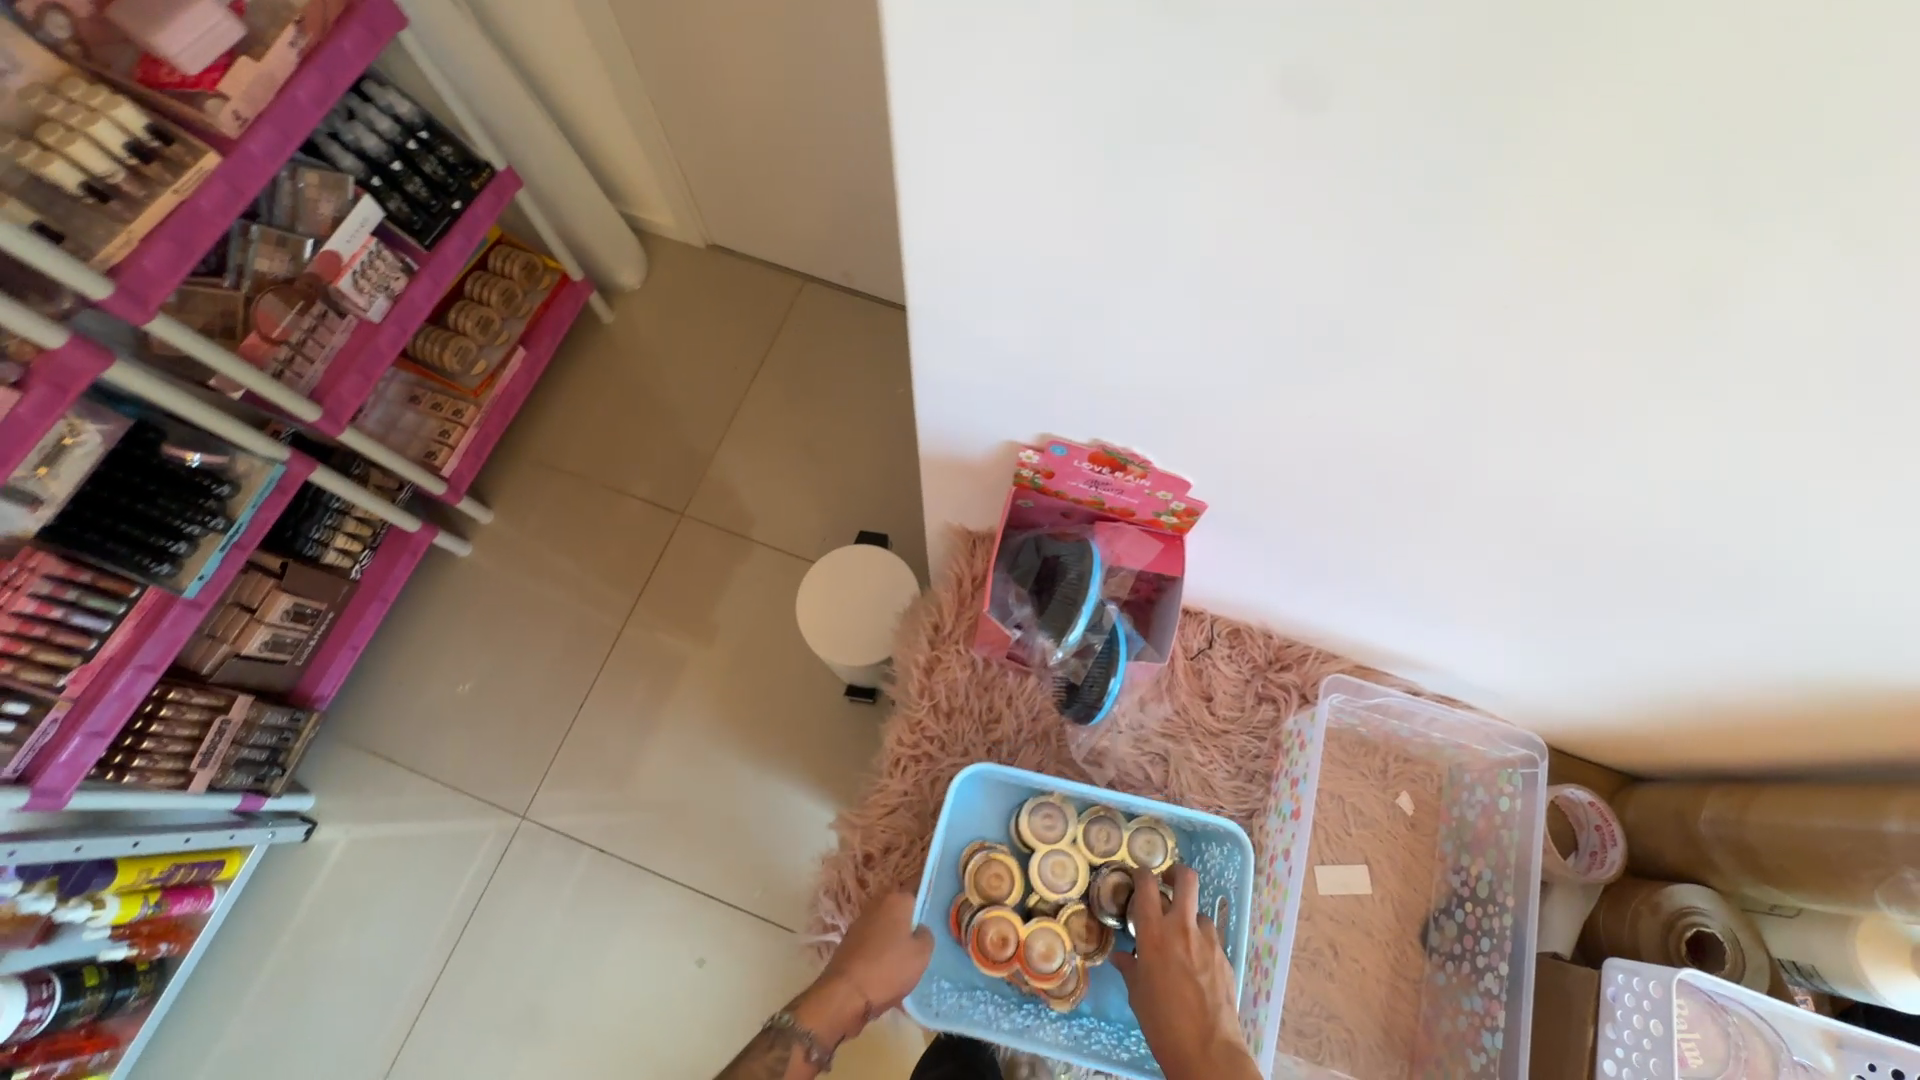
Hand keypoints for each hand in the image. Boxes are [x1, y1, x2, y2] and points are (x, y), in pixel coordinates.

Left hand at [791, 891, 933, 1046]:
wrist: (846, 994)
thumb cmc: (889, 969)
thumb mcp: (921, 954)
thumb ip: (926, 935)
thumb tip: (919, 929)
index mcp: (896, 899)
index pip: (917, 892)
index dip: (926, 905)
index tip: (934, 920)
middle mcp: (877, 904)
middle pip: (900, 910)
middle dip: (909, 923)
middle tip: (921, 943)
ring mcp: (860, 922)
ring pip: (886, 926)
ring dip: (894, 938)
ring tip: (905, 960)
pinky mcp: (849, 941)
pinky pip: (873, 941)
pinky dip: (880, 951)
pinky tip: (886, 969)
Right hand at [1112, 867, 1259, 1079]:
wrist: (1207, 1050)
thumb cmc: (1162, 1021)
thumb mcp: (1137, 993)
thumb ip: (1130, 967)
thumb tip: (1122, 957)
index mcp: (1154, 933)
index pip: (1148, 884)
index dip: (1143, 873)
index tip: (1139, 876)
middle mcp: (1182, 928)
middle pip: (1186, 878)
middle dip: (1177, 873)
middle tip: (1168, 883)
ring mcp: (1208, 941)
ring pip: (1200, 912)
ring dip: (1190, 918)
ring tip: (1182, 939)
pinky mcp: (1226, 957)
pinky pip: (1211, 939)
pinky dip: (1201, 944)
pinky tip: (1196, 967)